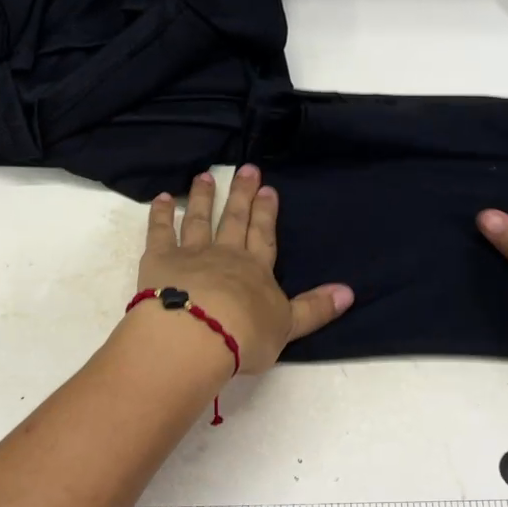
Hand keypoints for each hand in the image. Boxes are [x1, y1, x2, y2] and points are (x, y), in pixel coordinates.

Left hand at [136, 164, 352, 375]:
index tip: (268, 189)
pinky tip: (160, 198)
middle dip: (242, 195)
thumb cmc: (244, 336)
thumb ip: (315, 308)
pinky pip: (160, 232)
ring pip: (199, 220)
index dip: (266, 213)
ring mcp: (191, 254)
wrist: (195, 337)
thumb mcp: (288, 326)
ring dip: (203, 198)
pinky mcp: (159, 260)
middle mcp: (226, 255)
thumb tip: (349, 292)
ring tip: (205, 177)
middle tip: (246, 169)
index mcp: (257, 271)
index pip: (264, 236)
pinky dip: (160, 214)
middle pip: (235, 220)